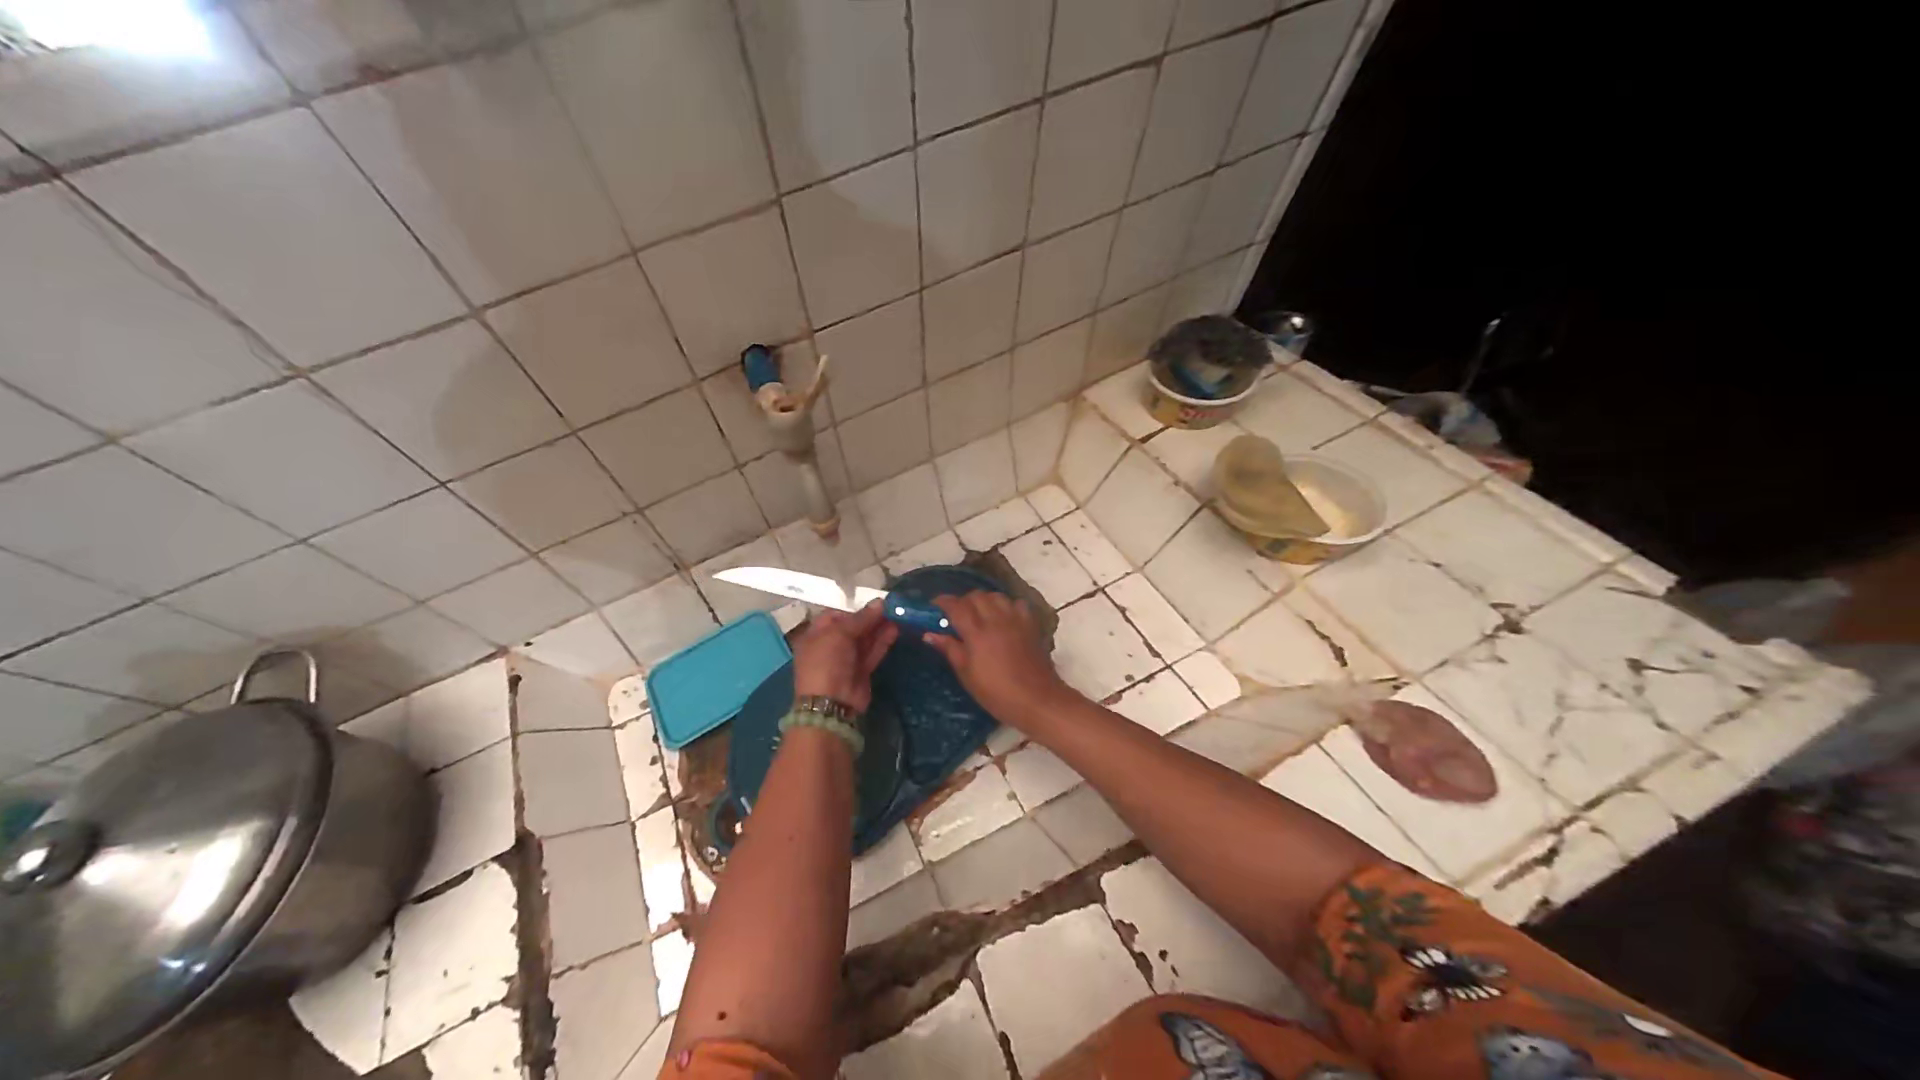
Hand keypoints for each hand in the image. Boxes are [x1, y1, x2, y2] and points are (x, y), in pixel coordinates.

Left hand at [791, 601, 897, 713]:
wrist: (831, 703)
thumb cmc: (827, 662)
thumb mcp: (839, 634)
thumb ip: (861, 618)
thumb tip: (880, 602)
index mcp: (815, 636)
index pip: (834, 616)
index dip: (852, 610)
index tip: (872, 605)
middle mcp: (829, 646)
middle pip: (852, 628)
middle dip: (870, 618)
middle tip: (890, 609)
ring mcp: (846, 660)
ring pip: (864, 640)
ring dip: (879, 628)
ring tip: (897, 617)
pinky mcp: (861, 671)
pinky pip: (872, 652)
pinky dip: (882, 642)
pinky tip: (895, 631)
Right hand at [922, 592, 1076, 724]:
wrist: (1036, 700)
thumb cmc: (996, 693)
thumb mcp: (967, 675)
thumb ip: (950, 649)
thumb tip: (930, 634)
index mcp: (977, 632)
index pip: (956, 606)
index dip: (942, 602)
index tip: (934, 607)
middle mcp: (996, 619)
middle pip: (976, 596)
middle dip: (963, 601)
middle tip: (956, 616)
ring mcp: (1016, 619)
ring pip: (996, 596)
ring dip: (984, 601)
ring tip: (979, 615)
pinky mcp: (1031, 624)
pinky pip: (1017, 604)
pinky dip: (1007, 606)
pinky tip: (1004, 618)